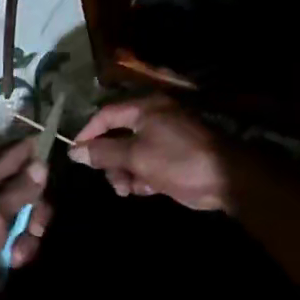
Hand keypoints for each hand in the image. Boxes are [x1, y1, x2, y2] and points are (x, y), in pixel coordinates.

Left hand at [0, 140, 51, 299]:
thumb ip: (20, 189)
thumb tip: (42, 163)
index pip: (13, 157)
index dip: (31, 151)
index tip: (49, 146)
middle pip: (32, 191)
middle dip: (37, 212)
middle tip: (36, 227)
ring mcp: (0, 219)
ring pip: (32, 217)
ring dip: (29, 238)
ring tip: (16, 253)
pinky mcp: (4, 240)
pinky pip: (26, 237)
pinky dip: (22, 250)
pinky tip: (13, 261)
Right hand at [69, 95, 231, 210]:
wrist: (225, 179)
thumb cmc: (178, 160)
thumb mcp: (136, 156)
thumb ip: (104, 153)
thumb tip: (74, 151)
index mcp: (145, 109)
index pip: (106, 115)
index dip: (88, 133)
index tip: (75, 154)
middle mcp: (154, 118)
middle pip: (117, 137)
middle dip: (110, 161)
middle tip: (111, 180)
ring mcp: (165, 138)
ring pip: (130, 154)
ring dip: (125, 173)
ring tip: (128, 190)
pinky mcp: (173, 157)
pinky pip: (146, 163)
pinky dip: (142, 177)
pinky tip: (146, 189)